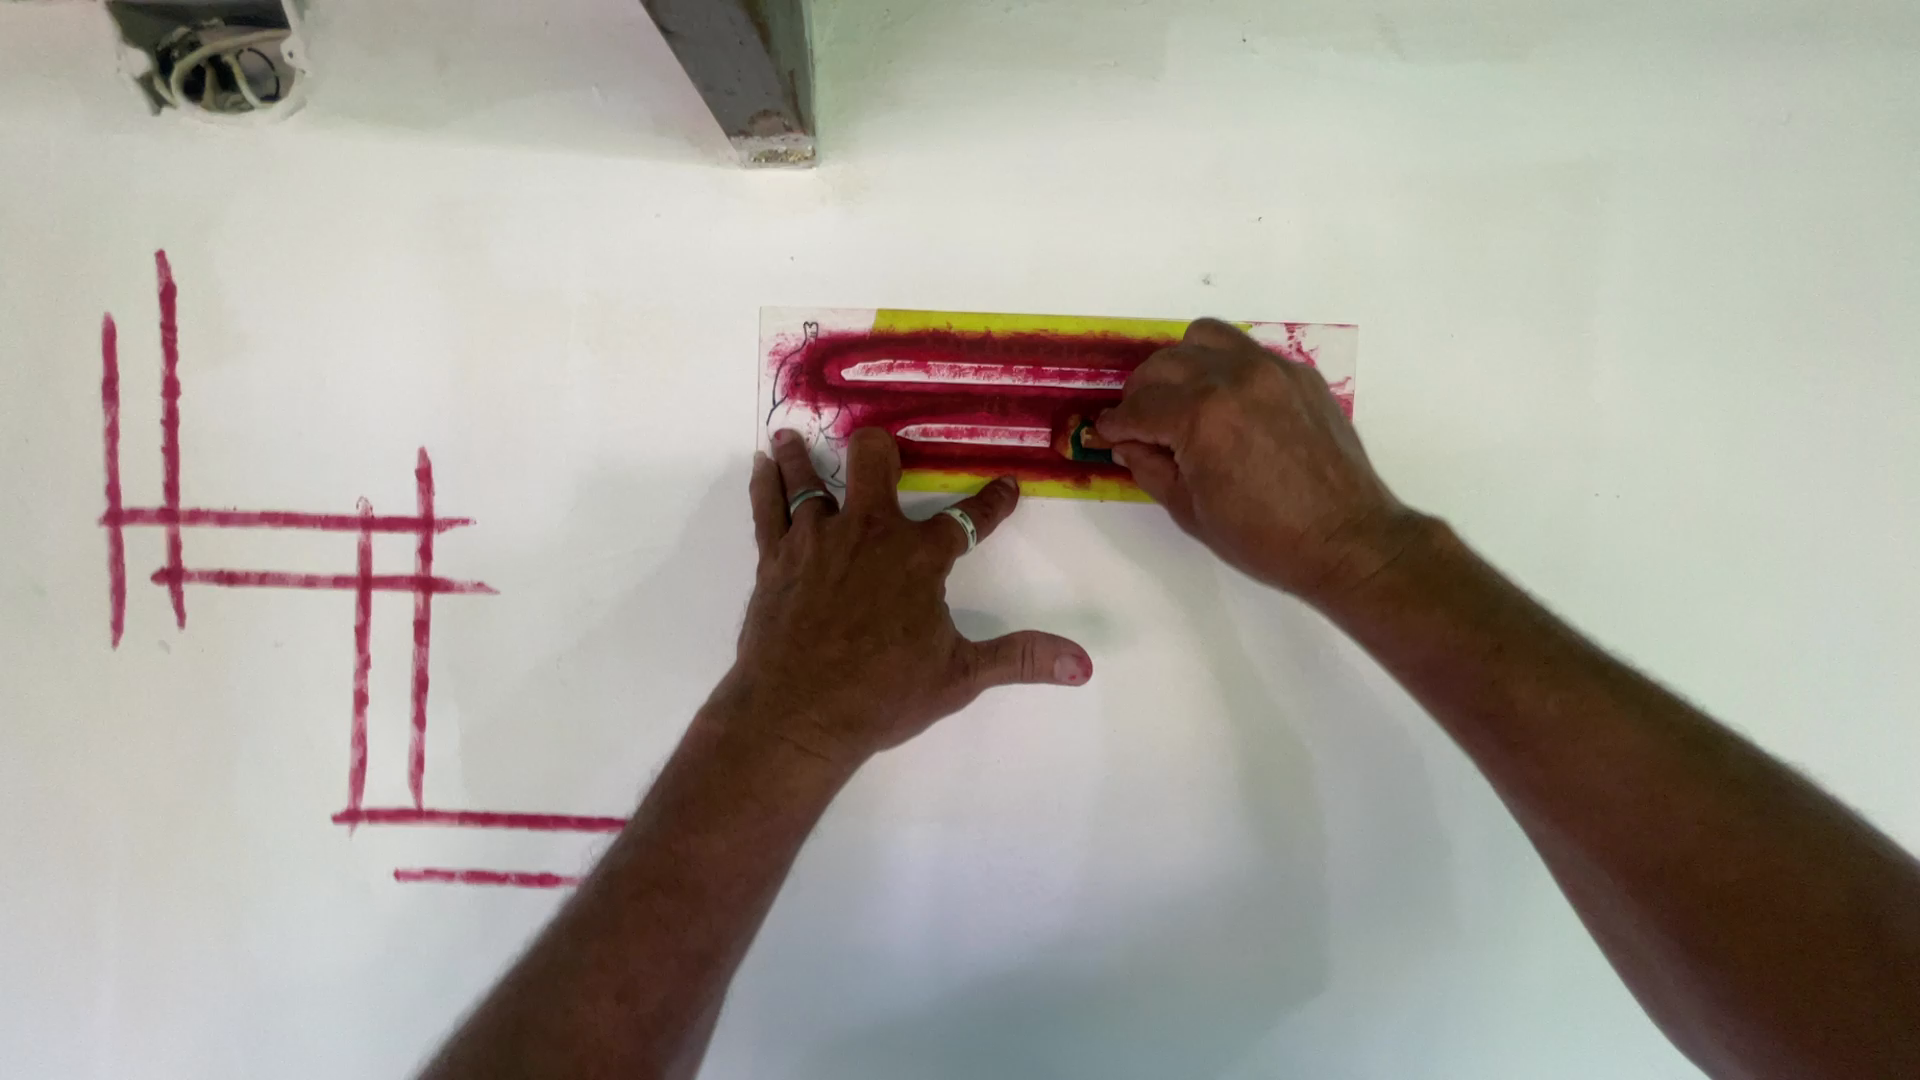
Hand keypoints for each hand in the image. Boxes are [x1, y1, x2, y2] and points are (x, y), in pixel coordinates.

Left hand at [716, 427, 1091, 767]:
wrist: (798, 715)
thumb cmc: (882, 695)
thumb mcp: (960, 676)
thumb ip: (1020, 659)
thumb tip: (1084, 665)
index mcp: (918, 558)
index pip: (968, 519)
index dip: (993, 502)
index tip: (1006, 485)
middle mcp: (869, 533)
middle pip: (874, 463)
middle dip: (882, 451)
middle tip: (882, 450)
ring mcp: (817, 540)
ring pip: (810, 477)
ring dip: (804, 455)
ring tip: (792, 434)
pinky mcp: (776, 557)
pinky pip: (769, 507)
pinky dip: (766, 483)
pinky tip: (762, 465)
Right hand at [1096, 318, 1424, 605]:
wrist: (1345, 539)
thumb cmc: (1261, 537)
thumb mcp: (1189, 511)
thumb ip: (1150, 467)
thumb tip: (1126, 443)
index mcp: (1201, 417)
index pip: (1137, 408)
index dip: (1113, 424)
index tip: (1103, 434)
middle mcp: (1233, 378)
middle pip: (1163, 365)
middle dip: (1140, 394)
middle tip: (1139, 424)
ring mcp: (1271, 370)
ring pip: (1203, 339)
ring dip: (1179, 366)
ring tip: (1180, 400)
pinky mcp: (1299, 374)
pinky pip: (1245, 351)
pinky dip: (1222, 369)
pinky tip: (1226, 406)